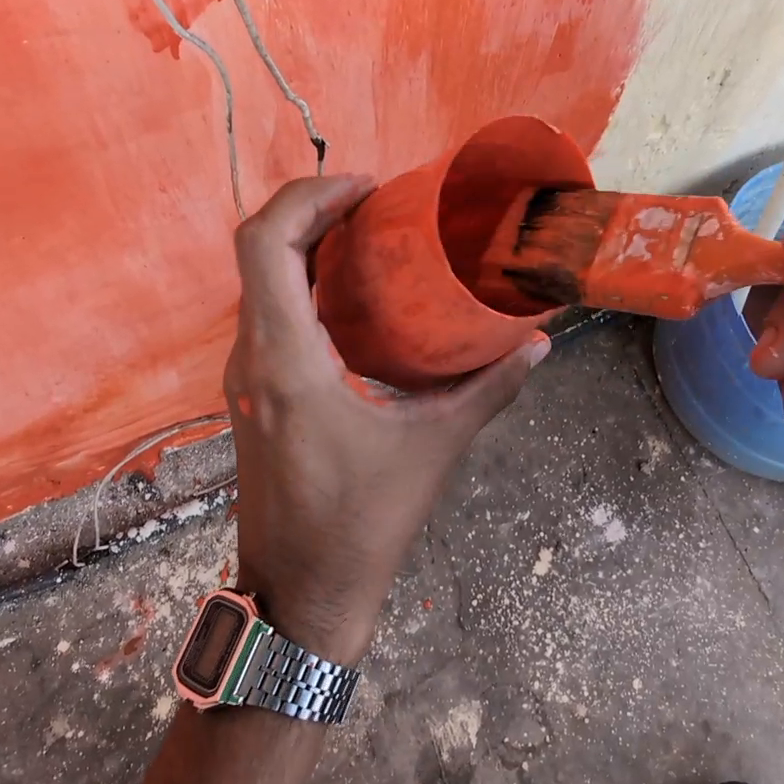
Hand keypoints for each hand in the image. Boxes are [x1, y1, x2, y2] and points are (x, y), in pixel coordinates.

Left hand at [225, 175, 548, 664]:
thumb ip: (487, 391)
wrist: (299, 595)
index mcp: (286, 359)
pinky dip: (300, 283)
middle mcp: (252, 357)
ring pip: (258, 282)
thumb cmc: (362, 524)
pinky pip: (266, 313)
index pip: (267, 244)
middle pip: (257, 250)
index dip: (309, 197)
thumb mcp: (433, 450)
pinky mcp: (253, 394)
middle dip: (311, 210)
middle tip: (375, 202)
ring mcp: (245, 377)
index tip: (366, 189)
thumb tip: (538, 345)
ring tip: (368, 235)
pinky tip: (350, 295)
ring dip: (304, 245)